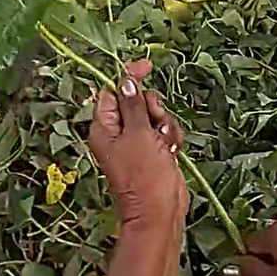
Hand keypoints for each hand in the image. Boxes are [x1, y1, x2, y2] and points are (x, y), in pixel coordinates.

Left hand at [88, 60, 187, 232]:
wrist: (160, 209)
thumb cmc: (144, 174)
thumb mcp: (138, 134)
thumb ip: (133, 105)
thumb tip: (126, 81)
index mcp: (104, 127)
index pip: (113, 91)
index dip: (129, 78)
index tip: (146, 66)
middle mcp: (119, 132)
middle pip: (138, 101)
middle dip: (153, 107)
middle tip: (154, 123)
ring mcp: (138, 142)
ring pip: (156, 116)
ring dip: (165, 125)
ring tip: (164, 144)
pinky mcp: (155, 150)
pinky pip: (165, 131)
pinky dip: (171, 137)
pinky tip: (172, 151)